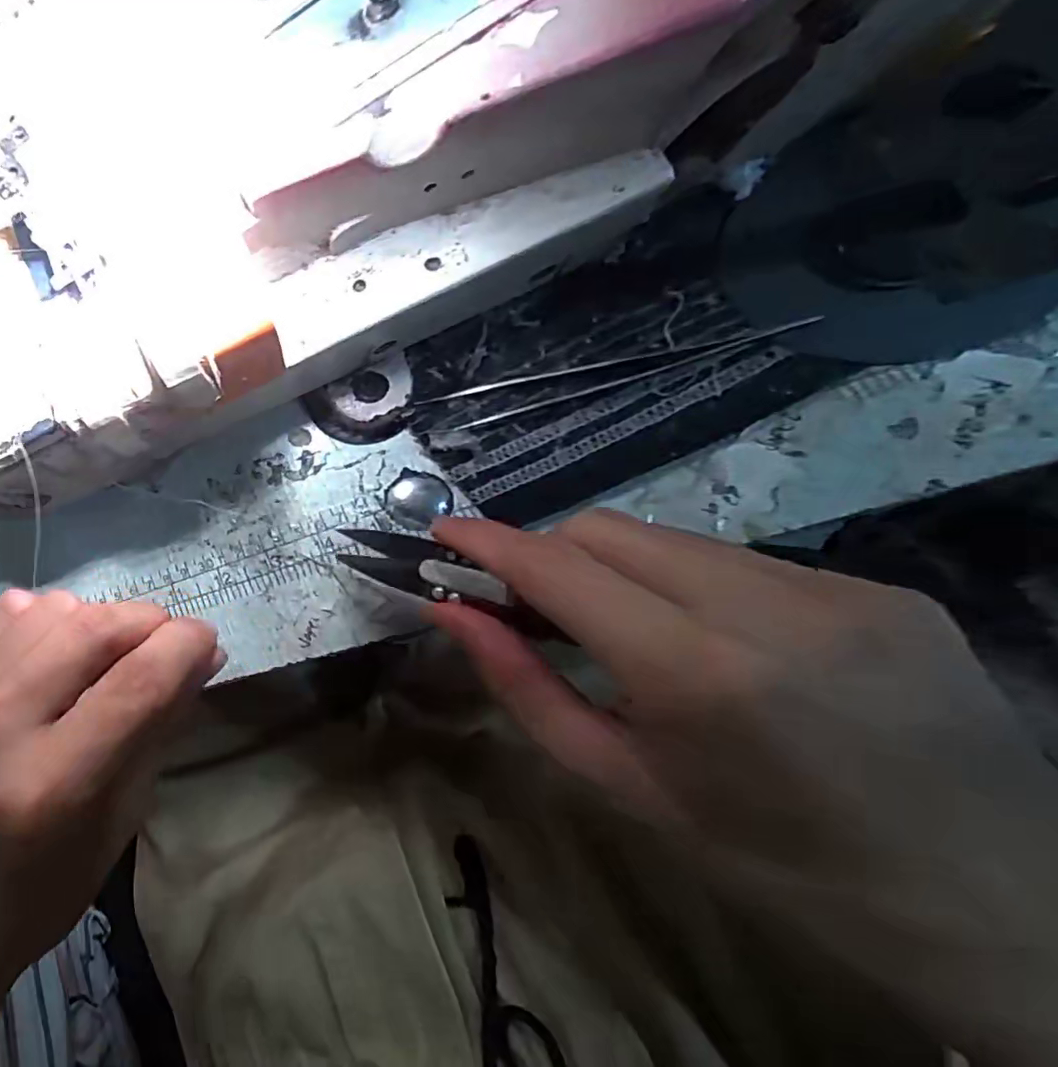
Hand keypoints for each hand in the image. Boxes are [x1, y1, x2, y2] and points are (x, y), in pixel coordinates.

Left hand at [0, 590, 221, 1066]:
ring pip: (53, 610)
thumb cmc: (39, 894)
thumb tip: (199, 659)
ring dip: (102, 617)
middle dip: (148, 623)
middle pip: (93, 630)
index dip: (185, 647)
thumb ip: (157, 731)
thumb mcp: (118, 824)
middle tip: (170, 645)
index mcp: (50, 784)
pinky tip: (64, 652)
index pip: (136, 683)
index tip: (208, 642)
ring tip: (117, 651)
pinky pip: (12, 613)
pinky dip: (53, 617)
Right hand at [425, 510, 1057, 1064]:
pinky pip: (734, 558)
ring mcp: (837, 589)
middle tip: (525, 604)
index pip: (559, 566)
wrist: (991, 905)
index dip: (489, 542)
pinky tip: (703, 638)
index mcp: (696, 670)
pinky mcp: (880, 588)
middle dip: (546, 554)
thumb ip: (520, 683)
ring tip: (615, 627)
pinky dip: (682, 581)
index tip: (442, 533)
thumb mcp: (615, 777)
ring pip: (667, 537)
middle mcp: (770, 607)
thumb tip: (449, 610)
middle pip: (605, 529)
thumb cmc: (763, 854)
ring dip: (612, 567)